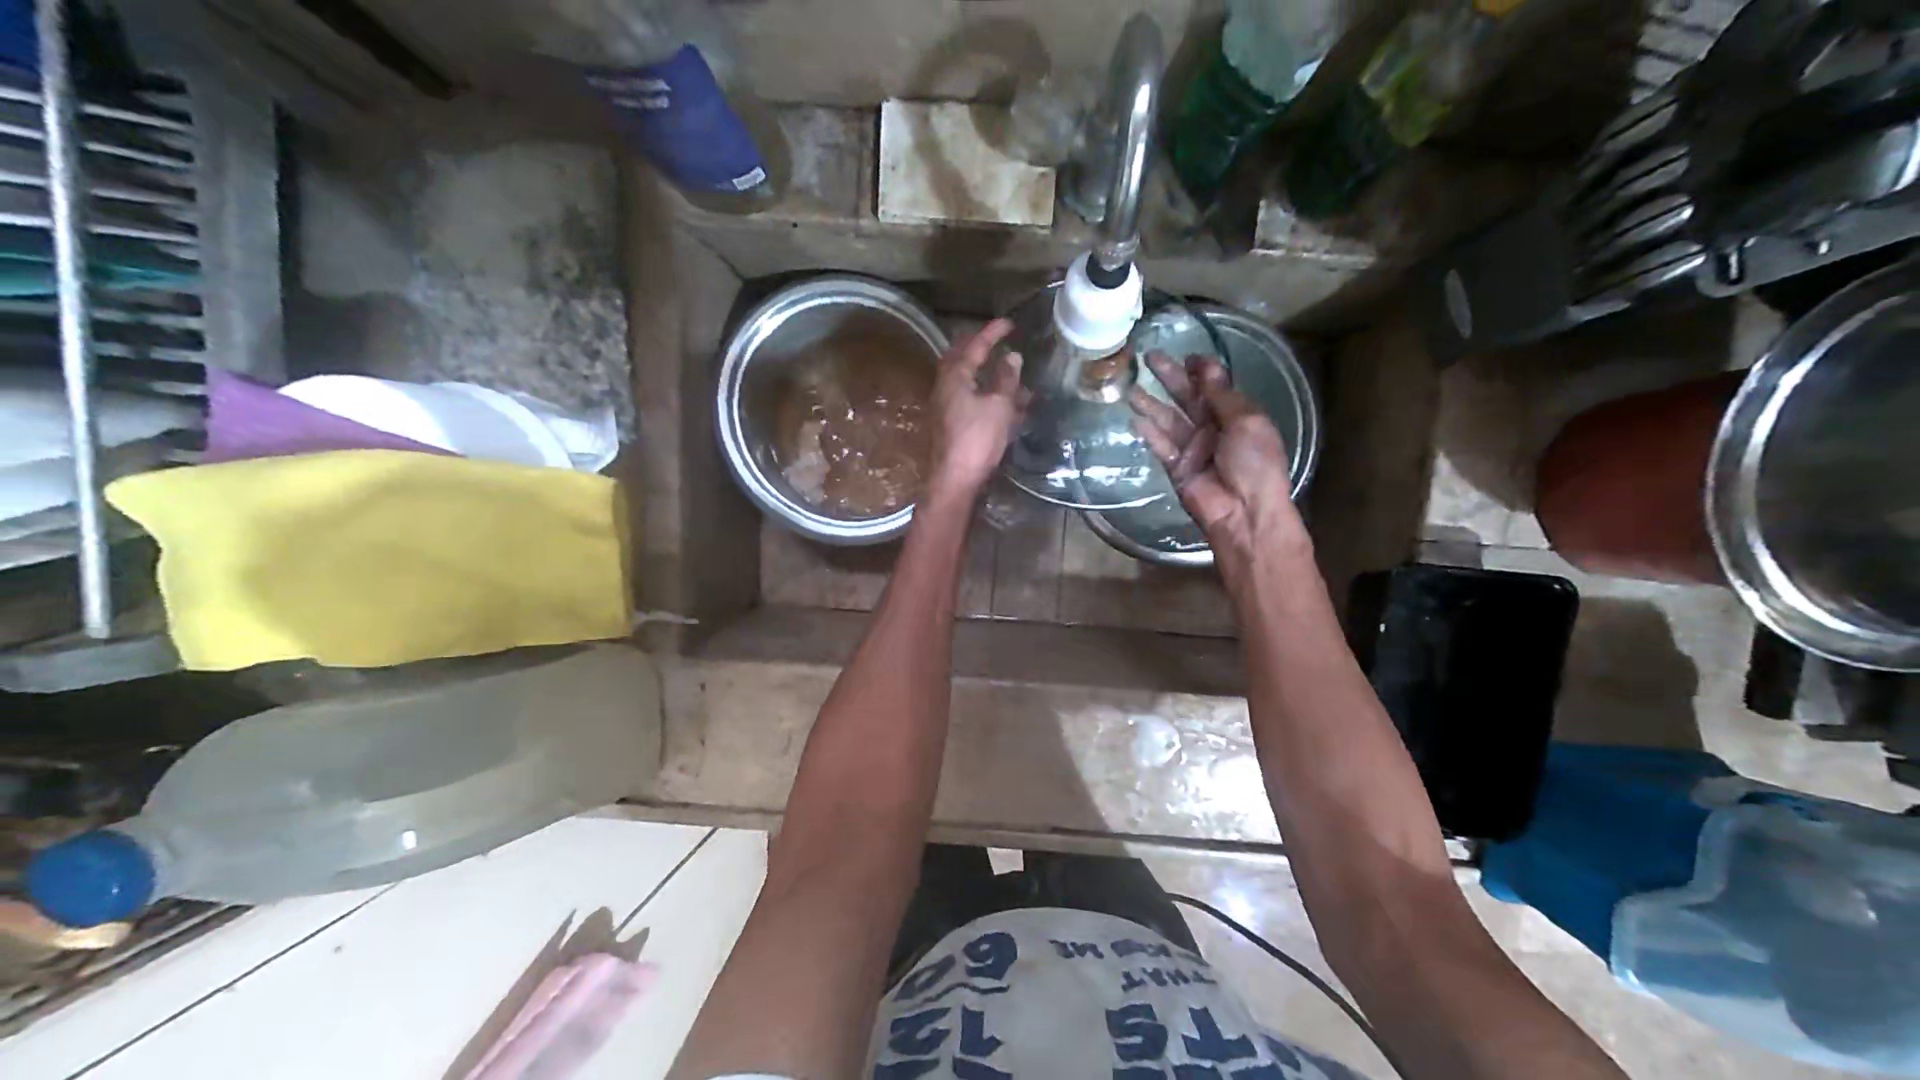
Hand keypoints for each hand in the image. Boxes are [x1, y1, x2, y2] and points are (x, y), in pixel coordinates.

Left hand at [927, 318, 1026, 501]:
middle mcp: (945, 387)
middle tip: (998, 340)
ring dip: (986, 373)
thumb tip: (1012, 357)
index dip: (993, 332)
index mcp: (954, 376)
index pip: (975, 345)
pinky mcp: (950, 424)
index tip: (1009, 323)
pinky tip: (1004, 401)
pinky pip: (970, 399)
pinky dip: (986, 394)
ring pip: (967, 380)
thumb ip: (1006, 379)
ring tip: (1008, 370)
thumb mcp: (999, 406)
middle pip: (962, 359)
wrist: (955, 480)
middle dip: (980, 348)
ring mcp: (945, 407)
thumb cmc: (977, 440)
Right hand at [1130, 353, 1307, 570]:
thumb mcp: (1247, 421)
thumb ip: (1222, 395)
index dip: (1202, 370)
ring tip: (1131, 387)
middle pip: (1188, 398)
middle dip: (1170, 378)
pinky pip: (1161, 446)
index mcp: (1238, 415)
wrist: (1245, 512)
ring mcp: (1194, 449)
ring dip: (1152, 404)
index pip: (1216, 387)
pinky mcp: (1177, 468)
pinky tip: (1135, 419)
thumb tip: (1205, 367)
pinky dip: (1149, 434)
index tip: (1186, 355)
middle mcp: (1214, 429)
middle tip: (1149, 358)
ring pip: (1169, 420)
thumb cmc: (1255, 463)